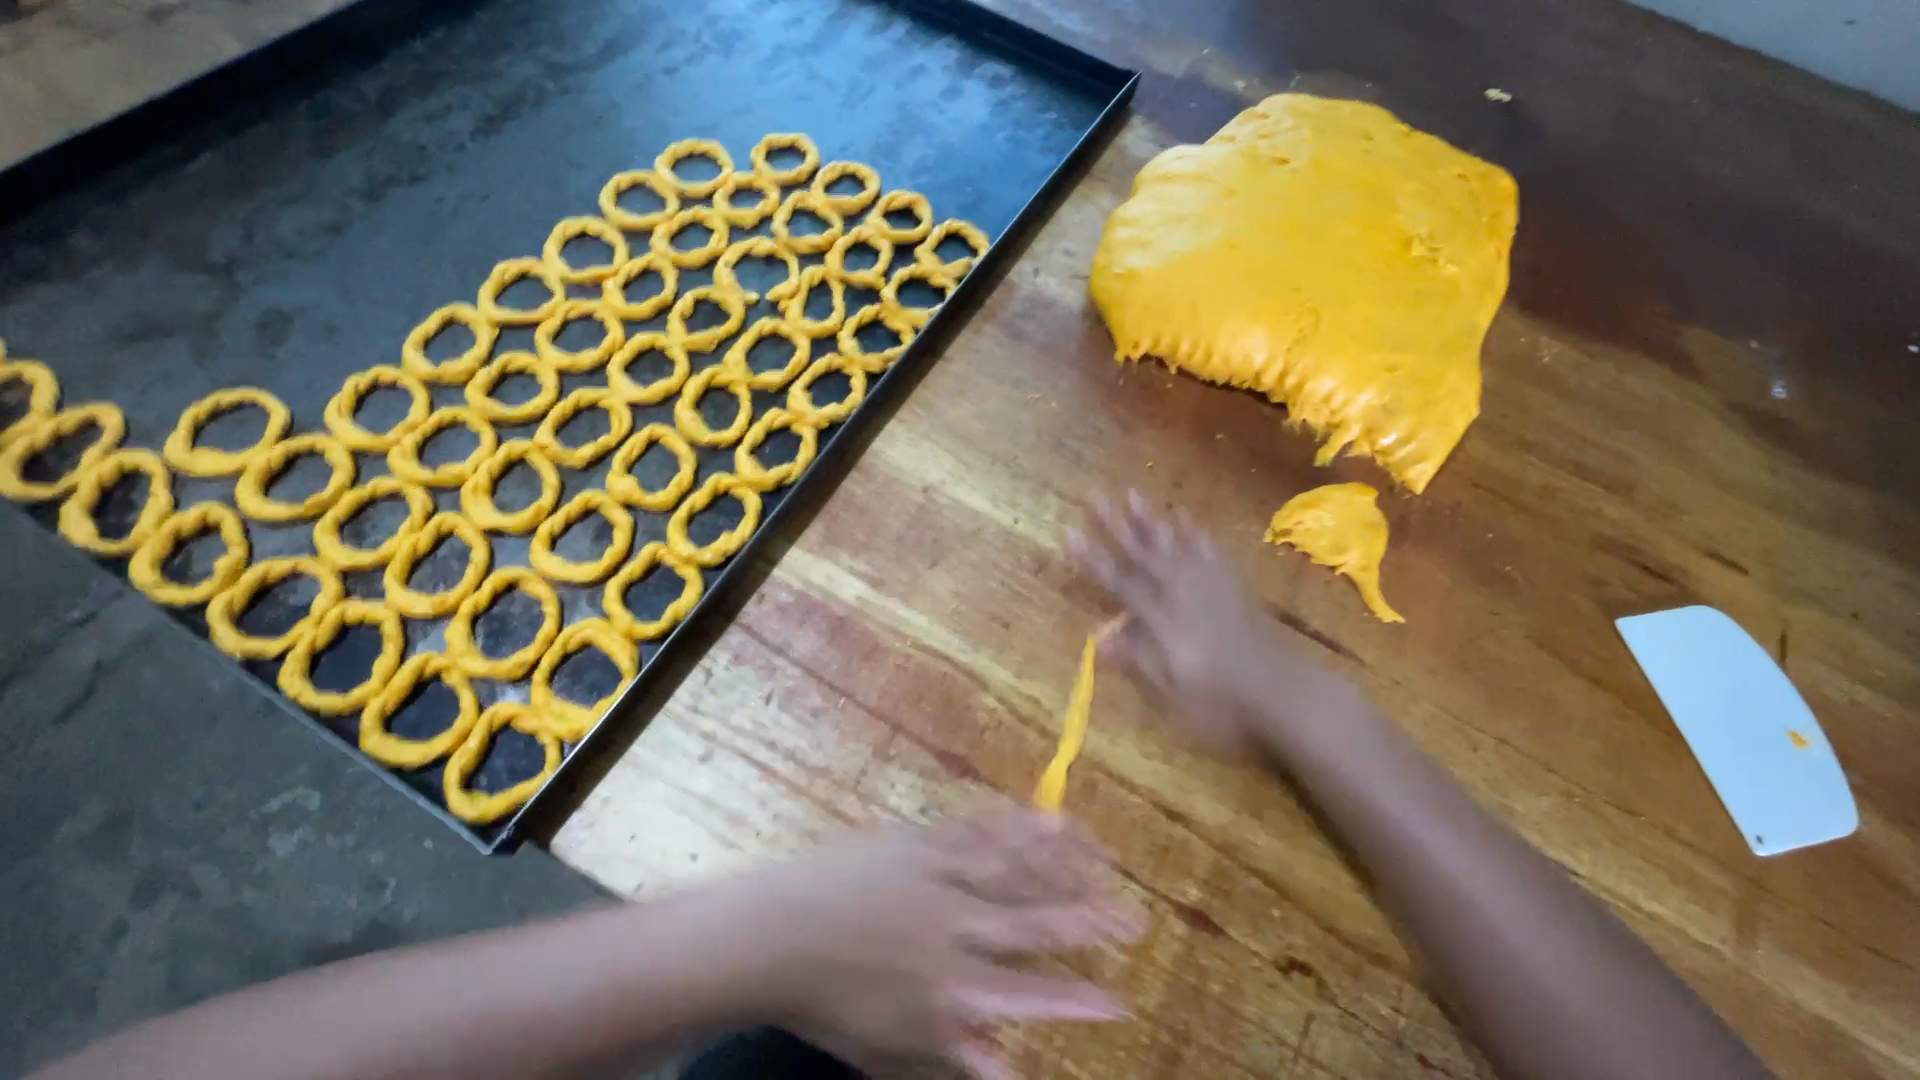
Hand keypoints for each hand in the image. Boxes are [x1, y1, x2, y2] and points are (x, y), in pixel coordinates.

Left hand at [721, 809, 1143, 1078]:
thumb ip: (955, 1054)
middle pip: (1035, 923)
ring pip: (1015, 868)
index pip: (1027, 996)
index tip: (1122, 1000)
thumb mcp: (888, 1046)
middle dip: (1089, 922)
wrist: (774, 932)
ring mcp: (940, 876)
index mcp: (948, 985)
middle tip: (1135, 920)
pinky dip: (1018, 825)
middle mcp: (955, 928)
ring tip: (1108, 858)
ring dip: (1064, 864)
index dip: (1077, 999)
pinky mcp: (922, 841)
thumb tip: (1012, 1072)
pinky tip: (1047, 817)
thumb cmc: (830, 999)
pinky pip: (980, 831)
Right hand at [1067, 491, 1340, 754]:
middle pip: (1144, 553)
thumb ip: (1138, 658)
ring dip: (1152, 519)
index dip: (1092, 559)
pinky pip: (1209, 550)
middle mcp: (1182, 592)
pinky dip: (1194, 533)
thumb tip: (1099, 638)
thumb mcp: (1172, 690)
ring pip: (1175, 543)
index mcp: (1162, 617)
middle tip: (1096, 496)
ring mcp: (1210, 585)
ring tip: (1134, 493)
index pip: (1119, 582)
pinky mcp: (1232, 586)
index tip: (1069, 532)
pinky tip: (1185, 519)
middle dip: (1116, 525)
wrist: (1285, 693)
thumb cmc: (1221, 701)